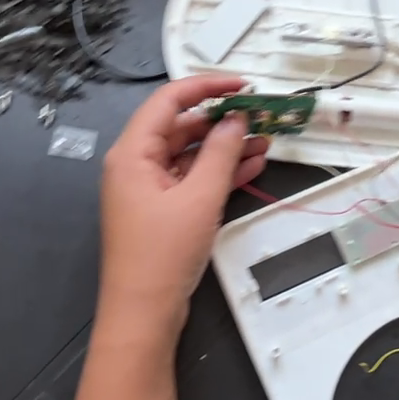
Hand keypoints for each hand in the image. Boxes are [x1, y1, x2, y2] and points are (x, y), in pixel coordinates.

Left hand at [99, 76, 270, 343]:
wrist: (143, 315)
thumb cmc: (162, 254)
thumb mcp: (199, 198)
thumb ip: (220, 153)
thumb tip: (236, 121)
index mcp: (133, 152)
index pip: (170, 100)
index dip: (207, 86)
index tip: (242, 85)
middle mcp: (137, 164)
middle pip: (181, 126)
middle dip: (222, 120)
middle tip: (260, 116)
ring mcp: (150, 188)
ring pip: (190, 153)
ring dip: (226, 146)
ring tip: (265, 141)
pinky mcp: (163, 209)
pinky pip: (193, 178)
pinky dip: (220, 171)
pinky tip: (252, 165)